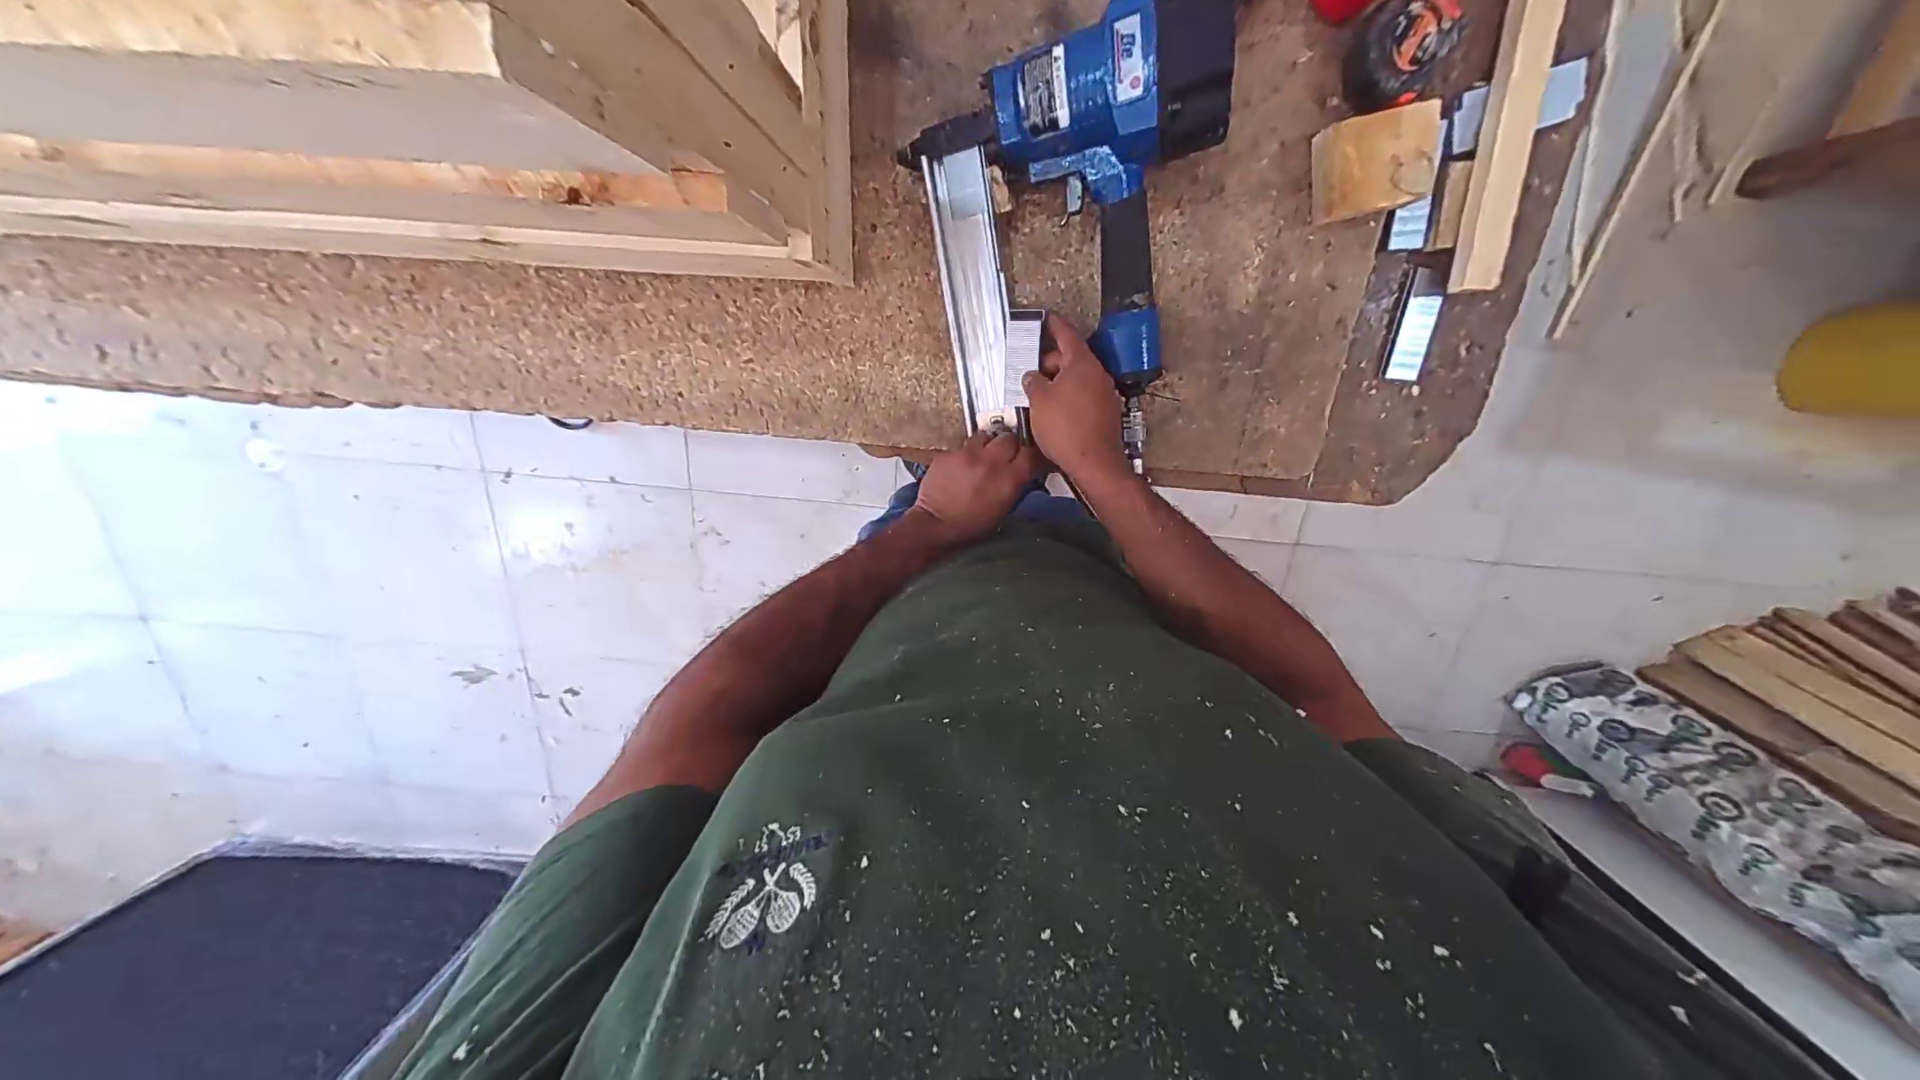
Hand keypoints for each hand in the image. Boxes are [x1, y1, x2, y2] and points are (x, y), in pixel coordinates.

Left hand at [910, 429, 1042, 543]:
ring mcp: (968, 454)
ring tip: (980, 457)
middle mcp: (992, 462)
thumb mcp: (1004, 508)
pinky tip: (960, 466)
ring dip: (986, 445)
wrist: (936, 524)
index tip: (1027, 457)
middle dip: (1008, 445)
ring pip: (985, 436)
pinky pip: (962, 446)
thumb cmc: (973, 525)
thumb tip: (1022, 471)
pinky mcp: (949, 453)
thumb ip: (1015, 485)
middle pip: (1009, 438)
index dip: (1030, 454)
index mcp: (1010, 479)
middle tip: (1003, 456)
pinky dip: (965, 454)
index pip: (1031, 453)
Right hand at [1022, 314, 1127, 482]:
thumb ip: (1033, 382)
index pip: (1066, 334)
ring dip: (1059, 383)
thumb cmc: (1067, 430)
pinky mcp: (1105, 413)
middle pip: (1071, 359)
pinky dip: (1069, 399)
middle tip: (1031, 373)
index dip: (1054, 325)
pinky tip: (1055, 413)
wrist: (1093, 463)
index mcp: (1082, 364)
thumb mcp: (1039, 401)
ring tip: (1039, 397)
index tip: (1047, 318)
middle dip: (1050, 363)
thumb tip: (1032, 377)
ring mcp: (1104, 394)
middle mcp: (1097, 375)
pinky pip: (1083, 397)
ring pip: (1077, 380)